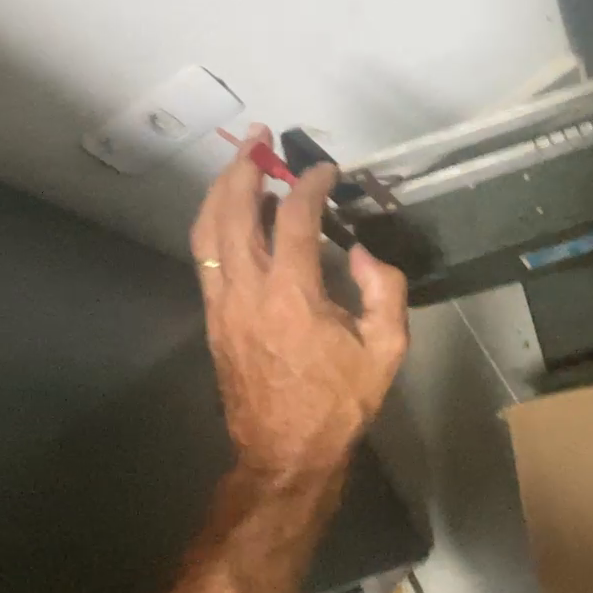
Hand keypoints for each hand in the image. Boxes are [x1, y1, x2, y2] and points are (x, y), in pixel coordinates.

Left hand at [190, 125, 409, 479]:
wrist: (285, 452)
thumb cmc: (340, 403)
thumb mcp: (386, 350)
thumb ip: (386, 291)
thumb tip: (366, 251)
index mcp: (292, 296)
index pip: (294, 220)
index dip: (310, 186)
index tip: (326, 171)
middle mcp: (247, 292)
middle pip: (232, 213)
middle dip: (245, 169)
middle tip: (260, 140)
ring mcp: (222, 305)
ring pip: (207, 232)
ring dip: (220, 190)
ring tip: (239, 163)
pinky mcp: (214, 319)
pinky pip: (205, 257)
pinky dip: (214, 223)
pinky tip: (230, 212)